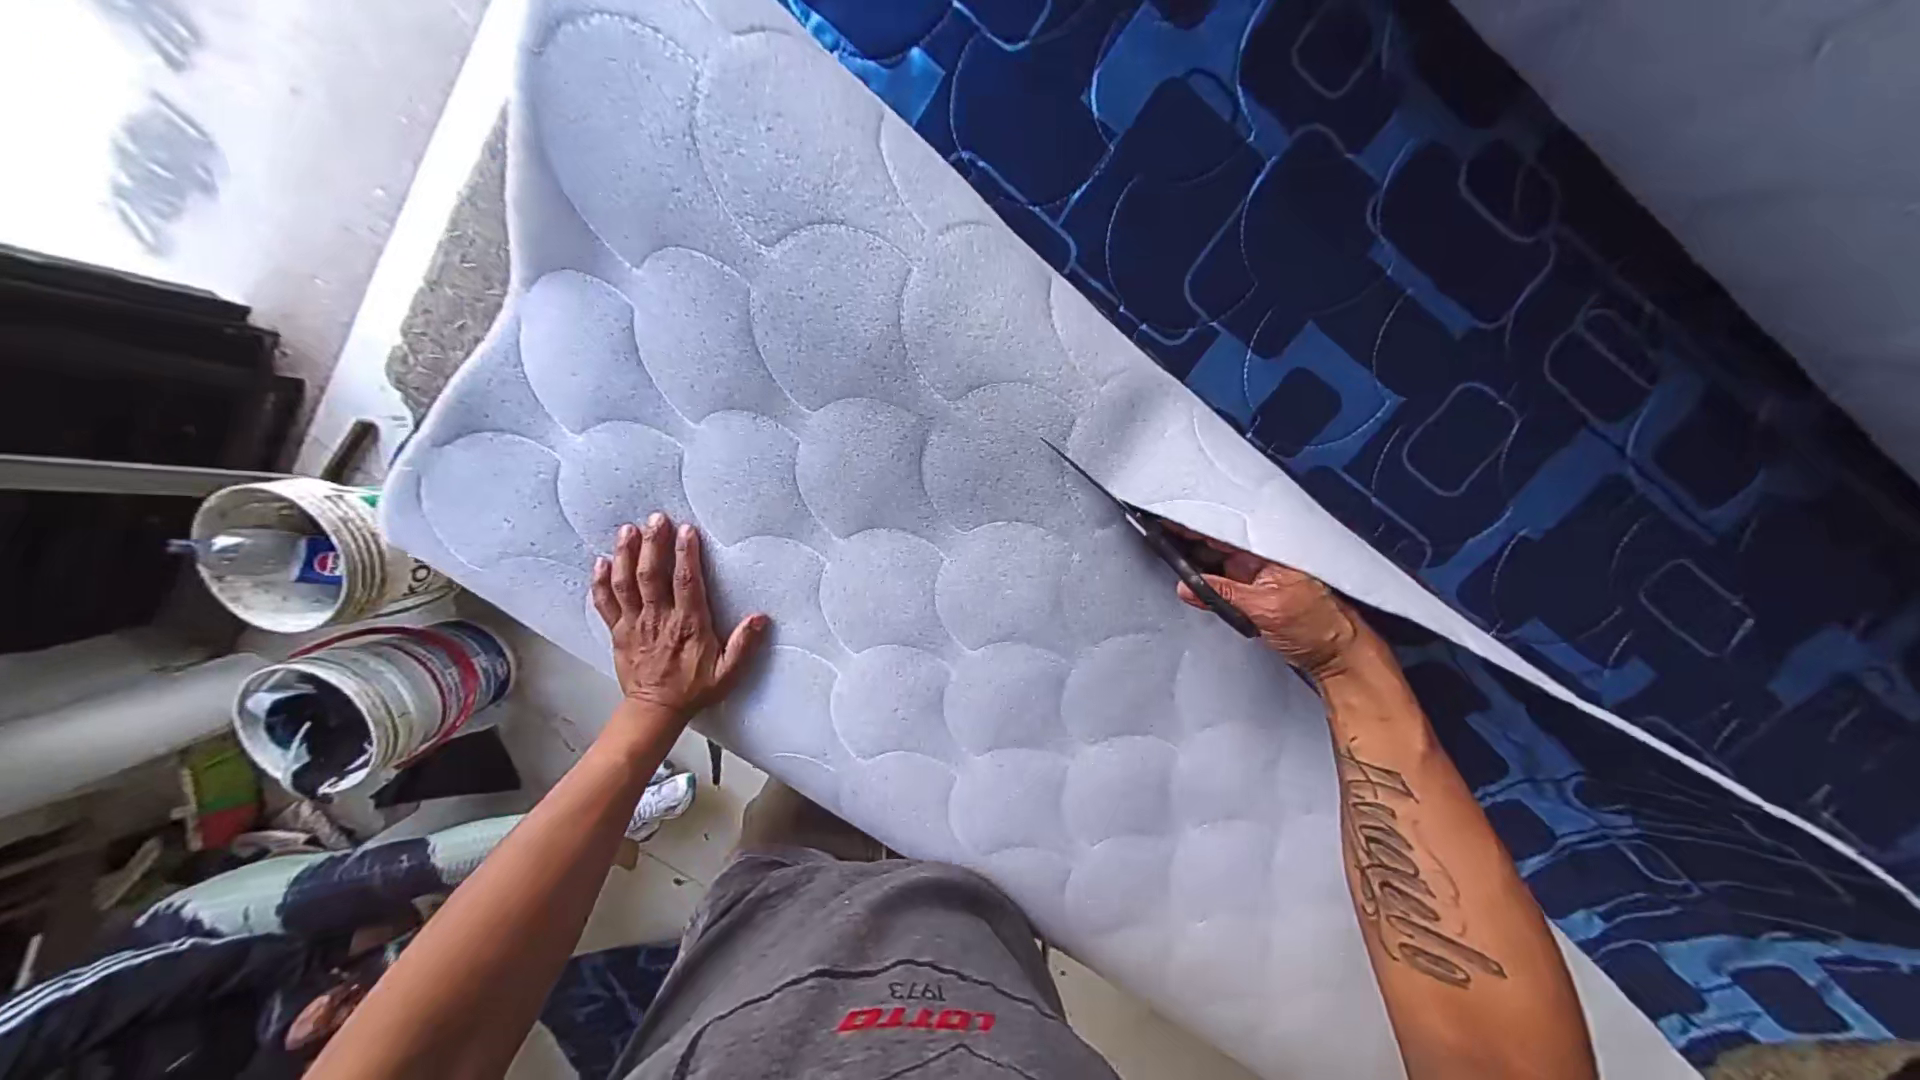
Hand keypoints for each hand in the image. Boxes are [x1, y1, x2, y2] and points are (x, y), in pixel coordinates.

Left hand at [590, 513, 769, 717]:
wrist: (655, 711)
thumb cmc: (693, 690)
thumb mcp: (727, 672)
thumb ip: (744, 645)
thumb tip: (760, 619)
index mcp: (687, 625)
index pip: (687, 582)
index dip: (686, 555)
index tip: (686, 531)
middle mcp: (658, 619)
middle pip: (652, 575)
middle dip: (653, 544)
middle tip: (655, 518)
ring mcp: (634, 624)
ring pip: (626, 583)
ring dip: (626, 554)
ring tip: (628, 530)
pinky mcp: (618, 631)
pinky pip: (606, 602)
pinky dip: (601, 581)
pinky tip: (601, 562)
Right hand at [1171, 531, 1374, 680]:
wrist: (1338, 657)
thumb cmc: (1319, 627)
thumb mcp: (1265, 609)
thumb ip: (1222, 595)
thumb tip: (1186, 586)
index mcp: (1269, 551)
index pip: (1224, 531)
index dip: (1195, 524)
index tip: (1167, 519)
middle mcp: (1260, 560)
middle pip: (1215, 541)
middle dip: (1188, 536)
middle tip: (1157, 533)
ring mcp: (1254, 577)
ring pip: (1214, 560)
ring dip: (1192, 558)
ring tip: (1165, 551)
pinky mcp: (1249, 595)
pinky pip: (1219, 580)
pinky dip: (1201, 578)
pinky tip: (1186, 578)